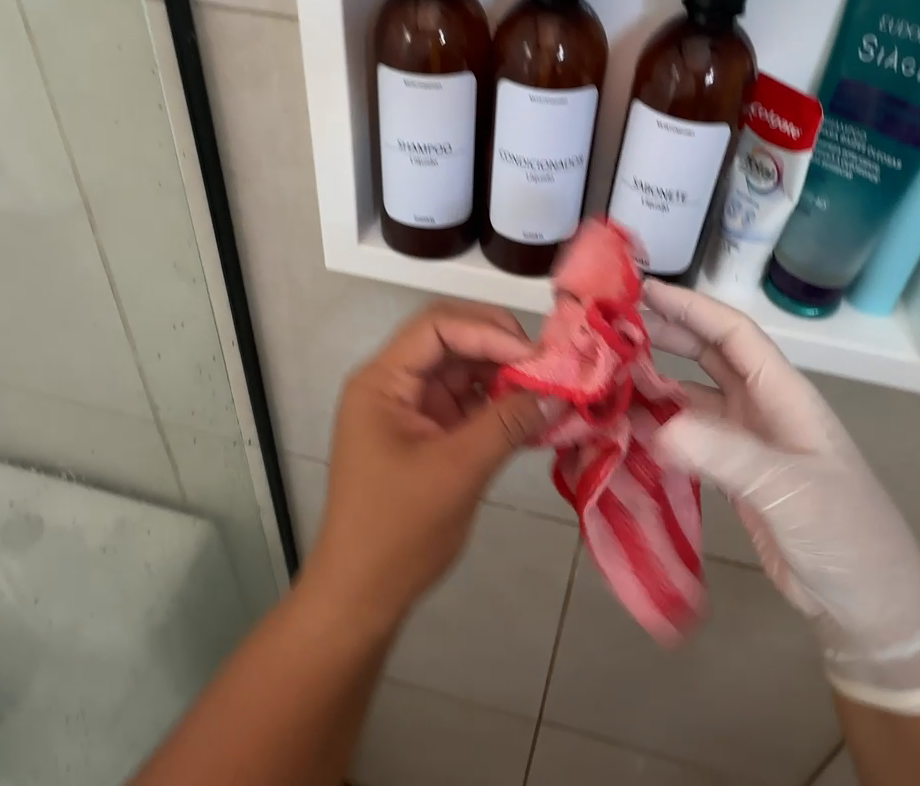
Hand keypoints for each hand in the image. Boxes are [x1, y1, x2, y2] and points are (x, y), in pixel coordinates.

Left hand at [302, 301, 552, 630]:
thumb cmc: (398, 530)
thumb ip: (507, 424)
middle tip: (548, 366)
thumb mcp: (457, 471)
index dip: (488, 331)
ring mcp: (411, 409)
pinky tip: (533, 414)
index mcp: (382, 382)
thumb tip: (557, 394)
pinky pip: (468, 402)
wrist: (363, 593)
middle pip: (450, 339)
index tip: (535, 357)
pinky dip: (499, 404)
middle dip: (500, 346)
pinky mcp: (428, 434)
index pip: (437, 327)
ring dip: (504, 375)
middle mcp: (393, 384)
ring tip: (549, 389)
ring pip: (463, 369)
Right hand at [642, 282, 919, 714]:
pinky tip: (630, 426)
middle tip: (614, 328)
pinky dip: (661, 427)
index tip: (643, 290)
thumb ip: (728, 455)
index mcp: (786, 396)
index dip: (691, 308)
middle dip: (667, 335)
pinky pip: (691, 437)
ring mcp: (750, 442)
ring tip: (610, 373)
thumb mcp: (791, 489)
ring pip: (696, 395)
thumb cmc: (845, 535)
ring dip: (658, 381)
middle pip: (711, 356)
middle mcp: (765, 408)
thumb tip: (659, 426)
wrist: (868, 603)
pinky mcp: (736, 476)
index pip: (735, 335)